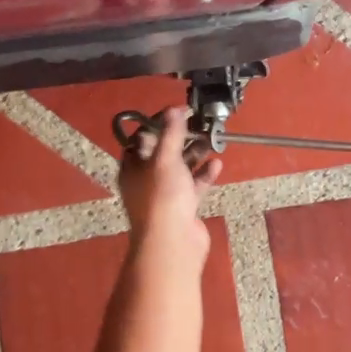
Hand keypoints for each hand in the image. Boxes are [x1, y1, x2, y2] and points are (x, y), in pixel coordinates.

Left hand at [119, 107, 221, 252]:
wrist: (173, 242)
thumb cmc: (163, 196)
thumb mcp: (164, 158)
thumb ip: (170, 133)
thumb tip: (174, 109)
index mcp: (133, 167)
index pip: (142, 137)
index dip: (159, 122)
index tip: (179, 111)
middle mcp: (146, 179)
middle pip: (163, 152)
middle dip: (181, 137)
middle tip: (200, 124)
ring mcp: (165, 194)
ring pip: (181, 168)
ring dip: (195, 153)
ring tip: (212, 139)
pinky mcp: (183, 206)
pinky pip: (194, 185)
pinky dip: (205, 174)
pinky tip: (218, 163)